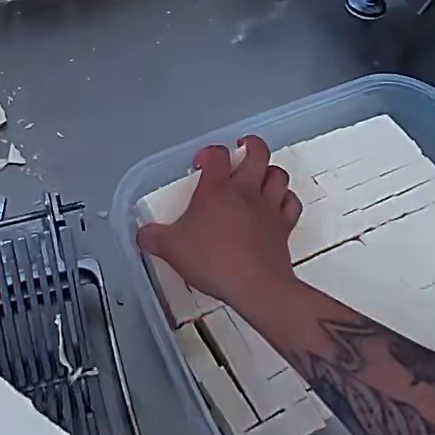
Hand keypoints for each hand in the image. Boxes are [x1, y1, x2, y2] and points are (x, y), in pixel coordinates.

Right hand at [137, 135, 301, 312]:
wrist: (257, 289)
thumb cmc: (216, 262)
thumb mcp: (171, 249)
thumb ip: (152, 237)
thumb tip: (142, 235)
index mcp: (217, 189)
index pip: (216, 154)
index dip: (208, 152)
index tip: (201, 164)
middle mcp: (245, 191)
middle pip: (258, 152)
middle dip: (251, 146)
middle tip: (241, 148)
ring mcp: (268, 208)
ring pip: (278, 174)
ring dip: (269, 170)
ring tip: (258, 174)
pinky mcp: (284, 227)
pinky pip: (291, 202)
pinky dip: (286, 198)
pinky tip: (276, 203)